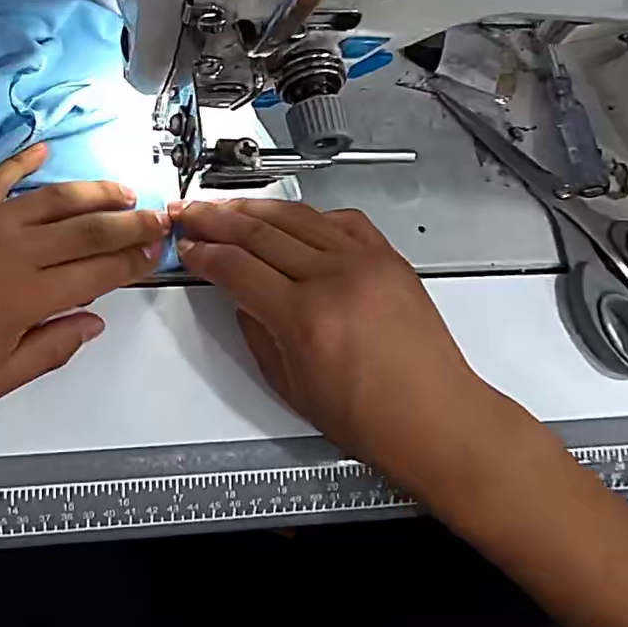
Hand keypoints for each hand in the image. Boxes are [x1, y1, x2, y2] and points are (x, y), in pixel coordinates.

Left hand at [0, 144, 167, 421]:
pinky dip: (23, 160)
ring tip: (122, 189)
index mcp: (26, 296)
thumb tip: (92, 323)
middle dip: (130, 222)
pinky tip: (43, 149)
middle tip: (158, 215)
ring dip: (94, 191)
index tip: (156, 252)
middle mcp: (14, 251)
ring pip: (55, 198)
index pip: (98, 272)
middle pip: (88, 229)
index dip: (133, 261)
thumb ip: (48, 351)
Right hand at [174, 199, 510, 485]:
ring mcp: (367, 263)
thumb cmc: (375, 418)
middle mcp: (337, 279)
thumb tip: (241, 298)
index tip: (189, 247)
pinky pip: (341, 220)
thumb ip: (256, 333)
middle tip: (193, 214)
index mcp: (306, 318)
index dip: (204, 254)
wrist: (438, 420)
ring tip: (228, 206)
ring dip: (254, 208)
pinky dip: (308, 214)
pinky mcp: (388, 258)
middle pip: (259, 232)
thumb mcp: (290, 385)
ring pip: (296, 216)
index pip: (237, 267)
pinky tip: (289, 215)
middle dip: (216, 219)